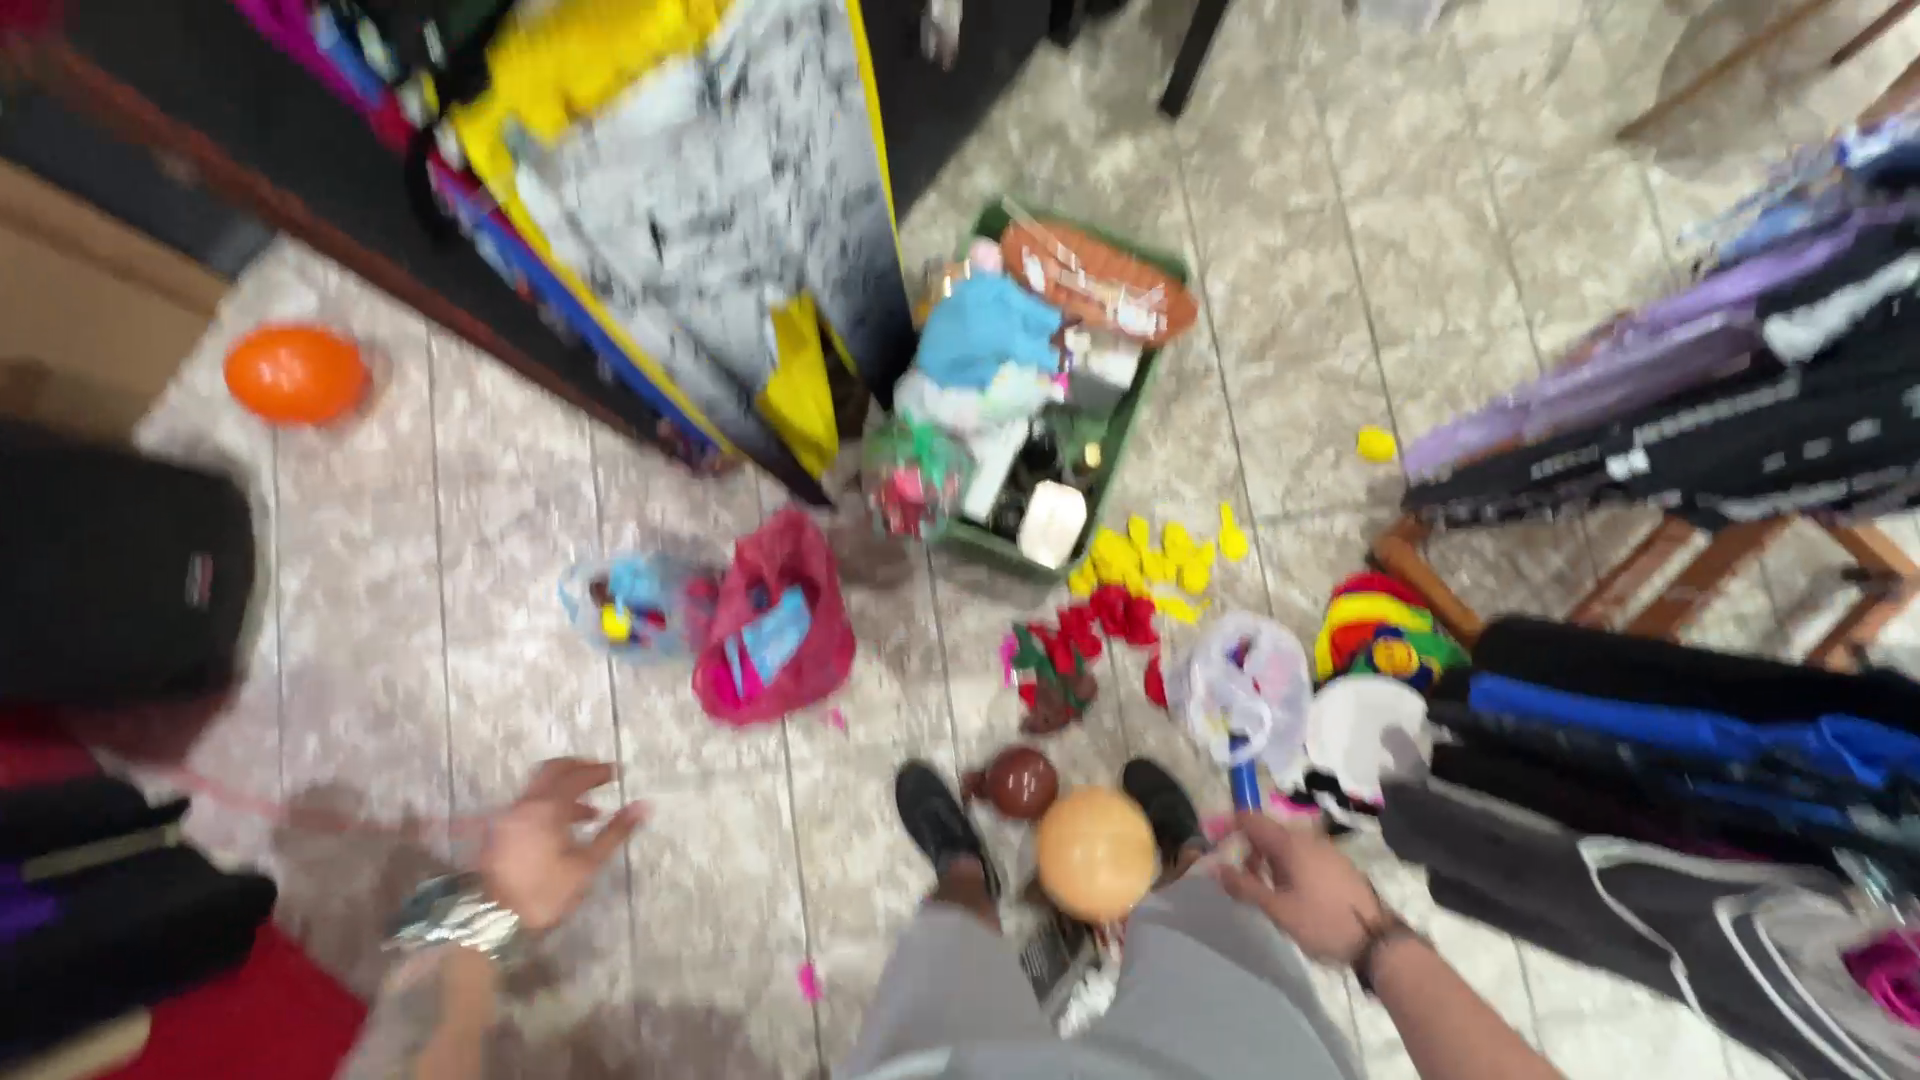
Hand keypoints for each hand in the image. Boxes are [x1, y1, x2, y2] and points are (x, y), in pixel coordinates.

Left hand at [479, 759, 647, 933]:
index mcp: (547, 808)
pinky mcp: (496, 834)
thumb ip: (615, 831)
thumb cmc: (545, 893)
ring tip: (588, 812)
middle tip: (599, 776)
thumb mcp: (587, 864)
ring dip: (563, 791)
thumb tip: (644, 806)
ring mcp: (506, 819)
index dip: (599, 771)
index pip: (577, 776)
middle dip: (577, 769)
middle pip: (551, 770)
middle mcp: (523, 805)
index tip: (618, 773)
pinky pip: (526, 808)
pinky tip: (560, 829)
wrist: (491, 925)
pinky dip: (546, 808)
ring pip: (538, 790)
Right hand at [1212, 812, 1386, 963]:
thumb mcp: (1278, 910)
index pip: (1250, 818)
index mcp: (1290, 842)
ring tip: (1264, 890)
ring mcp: (1325, 850)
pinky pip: (1302, 854)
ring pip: (1285, 844)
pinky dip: (1286, 865)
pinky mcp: (1337, 865)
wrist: (1380, 943)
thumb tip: (1215, 868)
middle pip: (1267, 831)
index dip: (1228, 825)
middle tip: (1240, 877)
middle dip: (1247, 848)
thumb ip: (1245, 886)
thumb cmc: (1323, 922)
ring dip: (1267, 859)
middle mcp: (1307, 838)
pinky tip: (1290, 892)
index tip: (1214, 843)